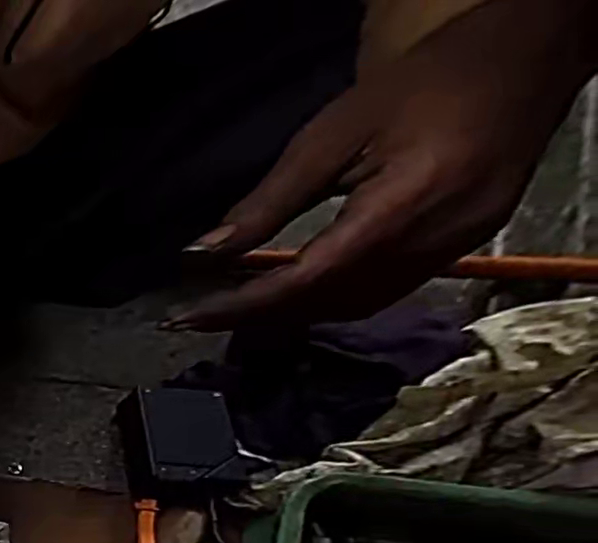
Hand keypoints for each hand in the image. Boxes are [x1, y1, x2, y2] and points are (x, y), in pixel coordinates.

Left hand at [171, 0, 597, 329]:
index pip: (306, 278)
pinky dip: (324, 301)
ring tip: (230, 311)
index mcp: (409, 201)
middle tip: (196, 319)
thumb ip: (265, 204)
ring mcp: (459, 242)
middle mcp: (440, 233)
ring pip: (353, 305)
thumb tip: (199, 253)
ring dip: (287, 315)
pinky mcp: (463, 242)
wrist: (536, 47)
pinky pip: (381, 291)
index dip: (240, 306)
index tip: (184, 319)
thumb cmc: (424, 83)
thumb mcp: (329, 137)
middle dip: (255, 316)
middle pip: (327, 301)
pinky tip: (286, 296)